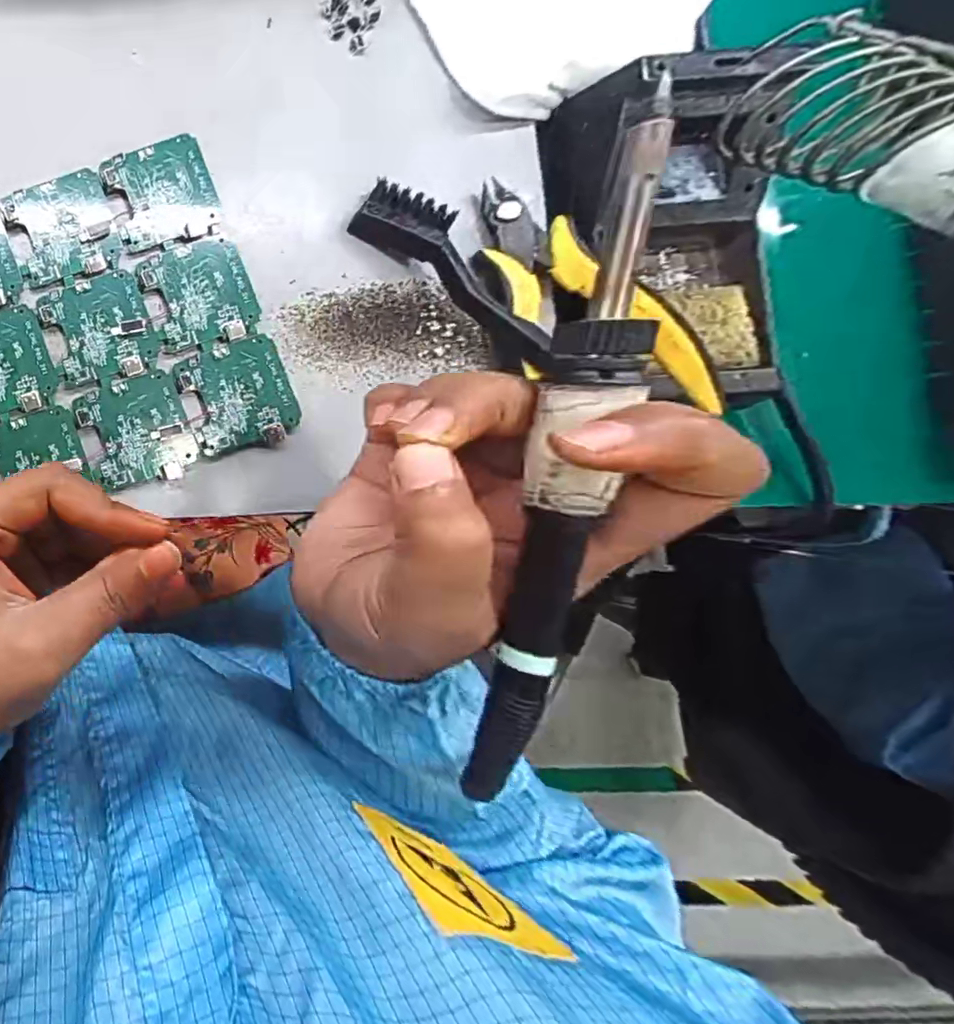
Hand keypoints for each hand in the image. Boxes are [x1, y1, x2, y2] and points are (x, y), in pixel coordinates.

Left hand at [0, 465, 184, 749]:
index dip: (105, 508)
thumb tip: (170, 554)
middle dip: (115, 530)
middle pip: (64, 505)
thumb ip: (105, 596)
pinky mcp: (22, 575)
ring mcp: (5, 550)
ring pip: (73, 531)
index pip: (48, 489)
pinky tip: (136, 586)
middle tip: (166, 558)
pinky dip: (105, 571)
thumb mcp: (43, 643)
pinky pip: (71, 559)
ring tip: (161, 574)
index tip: (155, 539)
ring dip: (116, 551)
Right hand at [292, 372, 769, 680]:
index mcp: (581, 534)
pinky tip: (379, 427)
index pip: (693, 472)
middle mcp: (538, 486)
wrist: (331, 619)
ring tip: (397, 435)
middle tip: (435, 432)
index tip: (575, 445)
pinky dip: (395, 399)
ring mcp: (470, 460)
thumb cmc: (402, 632)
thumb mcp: (438, 612)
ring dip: (441, 401)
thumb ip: (446, 546)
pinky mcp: (410, 445)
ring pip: (491, 391)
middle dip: (503, 403)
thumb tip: (426, 459)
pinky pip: (416, 396)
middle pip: (568, 406)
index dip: (668, 439)